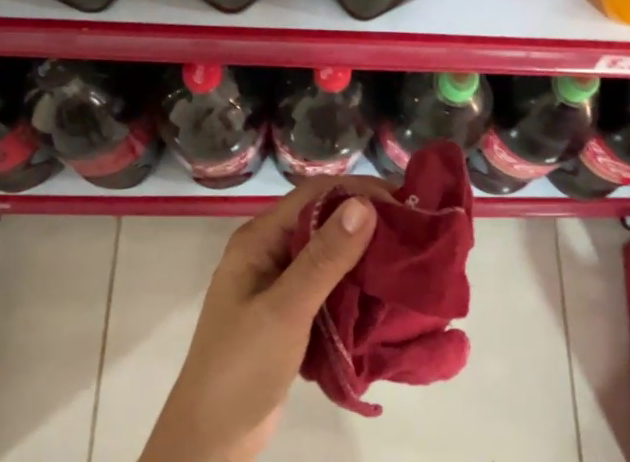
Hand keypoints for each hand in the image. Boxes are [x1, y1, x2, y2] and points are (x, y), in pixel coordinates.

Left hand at [140, 176, 391, 461]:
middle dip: (368, 224)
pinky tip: (385, 295)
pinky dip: (356, 288)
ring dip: (365, 257)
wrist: (212, 437)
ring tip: (408, 261)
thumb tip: (365, 204)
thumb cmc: (241, 366)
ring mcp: (279, 286)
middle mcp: (269, 254)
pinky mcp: (291, 316)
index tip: (405, 202)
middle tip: (416, 232)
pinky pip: (329, 289)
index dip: (358, 192)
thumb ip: (324, 258)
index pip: (314, 195)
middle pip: (324, 222)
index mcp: (259, 240)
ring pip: (330, 257)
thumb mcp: (285, 310)